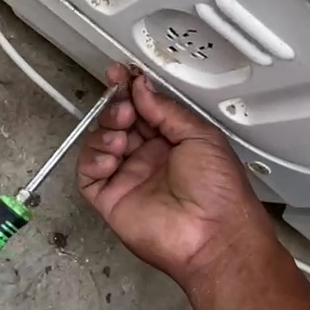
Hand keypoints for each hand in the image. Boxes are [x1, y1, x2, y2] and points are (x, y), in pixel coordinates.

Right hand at [77, 63, 272, 288]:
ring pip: (100, 142)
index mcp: (173, 141)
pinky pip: (89, 173)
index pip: (143, 108)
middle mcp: (149, 158)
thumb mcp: (201, 135)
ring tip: (121, 129)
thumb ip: (167, 109)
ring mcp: (129, 178)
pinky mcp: (112, 199)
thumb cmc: (221, 193)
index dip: (130, 90)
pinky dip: (93, 158)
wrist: (214, 235)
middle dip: (116, 106)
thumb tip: (143, 88)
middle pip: (119, 121)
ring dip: (106, 129)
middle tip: (124, 103)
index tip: (122, 74)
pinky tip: (110, 156)